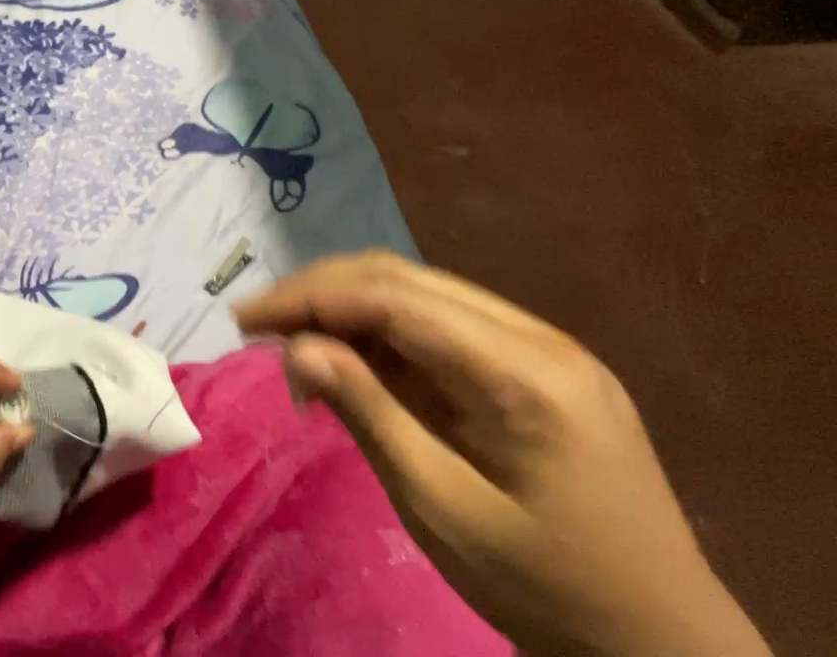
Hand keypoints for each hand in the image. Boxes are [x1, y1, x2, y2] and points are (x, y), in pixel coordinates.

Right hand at [235, 252, 768, 656]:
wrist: (656, 641)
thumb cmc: (540, 581)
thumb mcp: (439, 504)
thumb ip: (368, 412)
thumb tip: (294, 345)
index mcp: (523, 374)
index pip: (392, 297)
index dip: (308, 297)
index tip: (243, 319)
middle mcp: (538, 340)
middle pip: (403, 279)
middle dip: (318, 292)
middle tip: (256, 326)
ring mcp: (544, 350)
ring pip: (418, 292)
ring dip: (345, 305)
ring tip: (289, 338)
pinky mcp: (537, 369)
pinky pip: (440, 324)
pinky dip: (379, 329)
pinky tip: (346, 354)